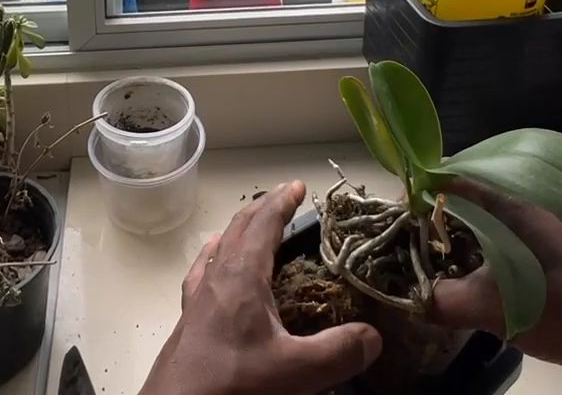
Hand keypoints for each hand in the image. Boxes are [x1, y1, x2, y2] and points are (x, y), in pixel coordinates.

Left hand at [140, 181, 381, 394]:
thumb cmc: (234, 383)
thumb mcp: (295, 372)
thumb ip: (337, 351)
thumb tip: (373, 335)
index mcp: (242, 274)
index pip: (264, 223)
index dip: (282, 201)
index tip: (298, 185)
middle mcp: (217, 276)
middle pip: (240, 227)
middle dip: (263, 209)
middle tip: (283, 199)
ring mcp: (198, 296)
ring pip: (220, 247)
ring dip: (239, 230)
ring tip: (252, 225)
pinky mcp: (188, 319)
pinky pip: (202, 272)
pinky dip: (214, 257)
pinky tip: (212, 264)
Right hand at [428, 179, 561, 394]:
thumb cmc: (556, 309)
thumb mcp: (492, 307)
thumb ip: (447, 300)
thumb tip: (414, 301)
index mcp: (513, 206)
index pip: (461, 180)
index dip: (430, 188)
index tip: (405, 204)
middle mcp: (528, 210)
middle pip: (474, 200)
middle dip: (443, 214)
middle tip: (415, 233)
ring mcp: (543, 233)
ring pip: (491, 223)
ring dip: (464, 235)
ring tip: (438, 254)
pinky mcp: (552, 257)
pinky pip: (506, 241)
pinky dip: (484, 250)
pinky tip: (473, 274)